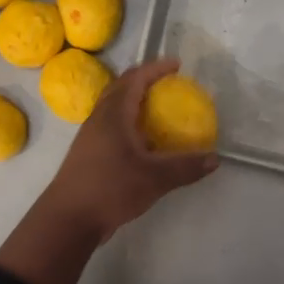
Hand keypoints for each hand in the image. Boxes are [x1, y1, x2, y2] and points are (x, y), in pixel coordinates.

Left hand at [34, 57, 219, 245]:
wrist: (69, 218)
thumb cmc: (110, 189)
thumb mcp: (155, 178)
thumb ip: (185, 167)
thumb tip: (214, 158)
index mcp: (113, 115)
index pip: (135, 79)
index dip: (156, 69)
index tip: (176, 65)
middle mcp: (99, 120)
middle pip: (121, 89)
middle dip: (144, 81)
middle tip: (167, 84)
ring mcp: (91, 138)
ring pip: (114, 110)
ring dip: (135, 104)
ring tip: (158, 112)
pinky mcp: (88, 155)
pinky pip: (112, 129)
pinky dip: (130, 126)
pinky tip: (145, 145)